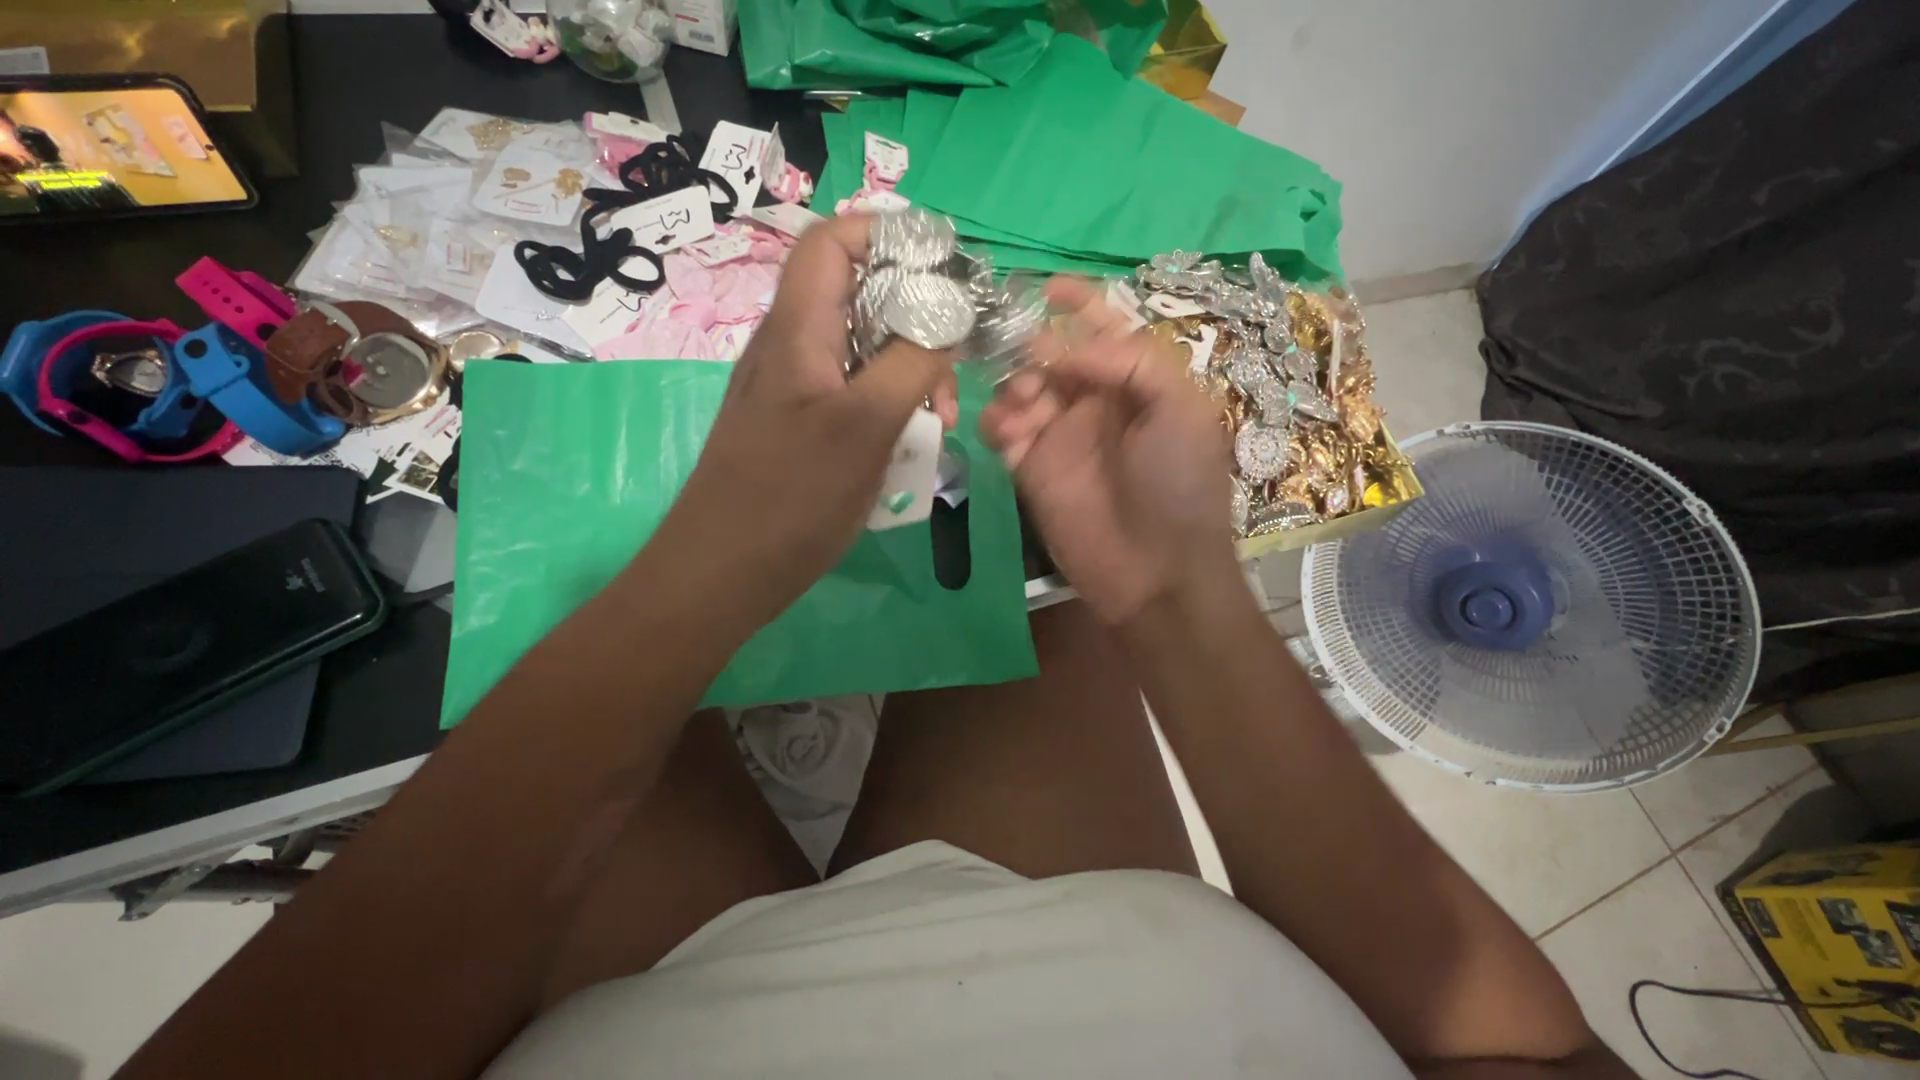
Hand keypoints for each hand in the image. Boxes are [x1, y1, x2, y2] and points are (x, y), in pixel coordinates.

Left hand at [643, 214, 957, 631]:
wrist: (720, 575)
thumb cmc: (791, 497)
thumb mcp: (865, 426)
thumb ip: (911, 361)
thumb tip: (948, 316)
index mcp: (797, 329)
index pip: (832, 241)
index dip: (885, 234)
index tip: (943, 266)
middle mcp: (789, 347)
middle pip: (856, 294)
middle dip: (915, 317)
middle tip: (952, 364)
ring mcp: (790, 390)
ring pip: (859, 349)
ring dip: (906, 368)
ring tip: (939, 418)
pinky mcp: (795, 428)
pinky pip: (849, 393)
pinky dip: (886, 404)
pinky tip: (909, 444)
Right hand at [979, 278, 1238, 625]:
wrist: (1156, 570)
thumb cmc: (1179, 485)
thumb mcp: (1181, 410)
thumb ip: (1135, 361)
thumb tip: (1073, 348)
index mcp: (1136, 384)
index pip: (1103, 332)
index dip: (1079, 305)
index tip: (1047, 288)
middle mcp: (1095, 403)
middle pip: (1052, 354)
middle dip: (1037, 347)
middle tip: (1034, 364)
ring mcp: (1059, 436)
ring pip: (1021, 387)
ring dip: (1016, 384)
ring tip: (1029, 407)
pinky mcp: (1030, 469)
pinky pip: (1002, 430)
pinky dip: (997, 421)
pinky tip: (1010, 432)